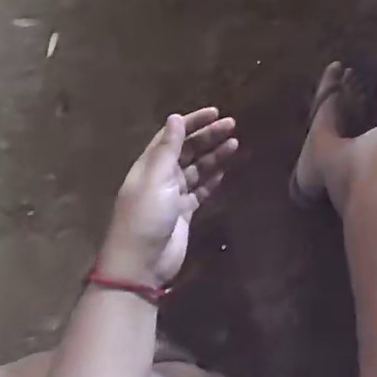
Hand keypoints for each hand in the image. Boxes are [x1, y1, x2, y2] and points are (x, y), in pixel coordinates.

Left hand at [99, 107, 237, 285]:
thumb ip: (167, 149)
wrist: (141, 264)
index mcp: (150, 165)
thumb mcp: (156, 179)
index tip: (215, 112)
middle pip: (187, 150)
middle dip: (208, 136)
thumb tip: (175, 117)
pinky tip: (225, 170)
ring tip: (235, 144)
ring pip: (197, 168)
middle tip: (233, 126)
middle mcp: (161, 176)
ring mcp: (173, 195)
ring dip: (214, 155)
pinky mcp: (184, 212)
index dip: (192, 122)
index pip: (172, 135)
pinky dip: (212, 178)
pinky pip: (201, 189)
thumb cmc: (146, 216)